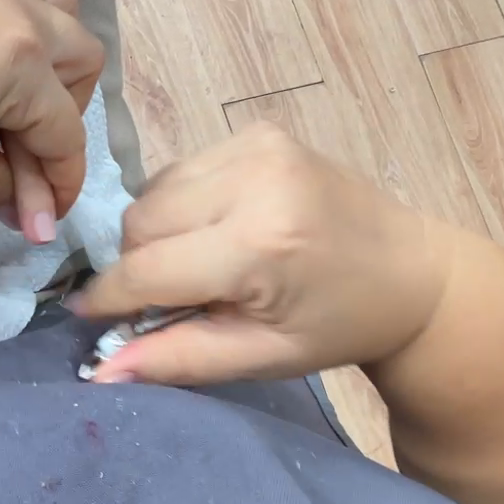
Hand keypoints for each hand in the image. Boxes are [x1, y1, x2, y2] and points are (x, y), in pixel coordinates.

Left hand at [0, 0, 54, 293]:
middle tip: (35, 155)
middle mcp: (19, 9)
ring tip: (30, 90)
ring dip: (55, 49)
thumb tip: (21, 204)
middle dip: (68, 115)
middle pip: (81, 60)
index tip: (49, 220)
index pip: (63, 134)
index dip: (61, 185)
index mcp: (23, 65)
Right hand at [70, 123, 458, 385]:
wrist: (416, 273)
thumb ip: (175, 358)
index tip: (88, 316)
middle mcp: (254, 179)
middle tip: (178, 296)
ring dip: (156, 235)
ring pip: (150, 195)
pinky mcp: (257, 132)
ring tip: (201, 262)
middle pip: (138, 224)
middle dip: (141, 266)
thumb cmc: (337, 327)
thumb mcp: (259, 357)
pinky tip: (214, 228)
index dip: (108, 298)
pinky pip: (176, 174)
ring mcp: (256, 146)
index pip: (146, 270)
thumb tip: (100, 372)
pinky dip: (178, 207)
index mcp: (260, 243)